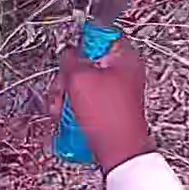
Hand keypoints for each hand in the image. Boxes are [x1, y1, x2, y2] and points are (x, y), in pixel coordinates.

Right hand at [57, 38, 153, 173]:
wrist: (118, 154)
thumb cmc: (109, 117)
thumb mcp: (80, 78)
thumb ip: (70, 58)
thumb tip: (67, 51)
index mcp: (125, 57)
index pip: (101, 34)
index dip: (81, 42)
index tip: (71, 52)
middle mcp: (124, 72)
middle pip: (86, 62)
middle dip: (68, 76)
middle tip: (64, 87)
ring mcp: (117, 91)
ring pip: (82, 82)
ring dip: (67, 94)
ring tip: (63, 107)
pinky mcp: (109, 109)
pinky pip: (86, 100)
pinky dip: (74, 107)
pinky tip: (68, 118)